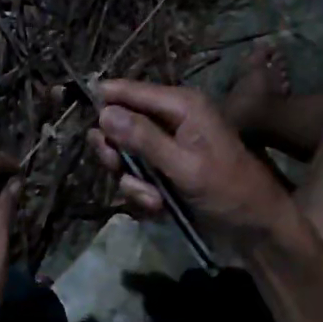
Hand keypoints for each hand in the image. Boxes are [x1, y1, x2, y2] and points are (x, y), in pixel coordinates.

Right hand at [85, 80, 294, 242]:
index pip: (129, 91)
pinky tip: (159, 208)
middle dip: (116, 151)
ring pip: (124, 156)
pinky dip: (142, 195)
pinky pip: (135, 178)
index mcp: (181, 106)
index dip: (102, 98)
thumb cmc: (227, 190)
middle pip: (119, 124)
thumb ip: (143, 139)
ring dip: (132, 181)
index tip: (66, 99)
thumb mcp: (184, 165)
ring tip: (152, 199)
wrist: (256, 231)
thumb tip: (104, 113)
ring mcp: (166, 148)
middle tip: (117, 167)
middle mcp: (170, 121)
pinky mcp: (163, 173)